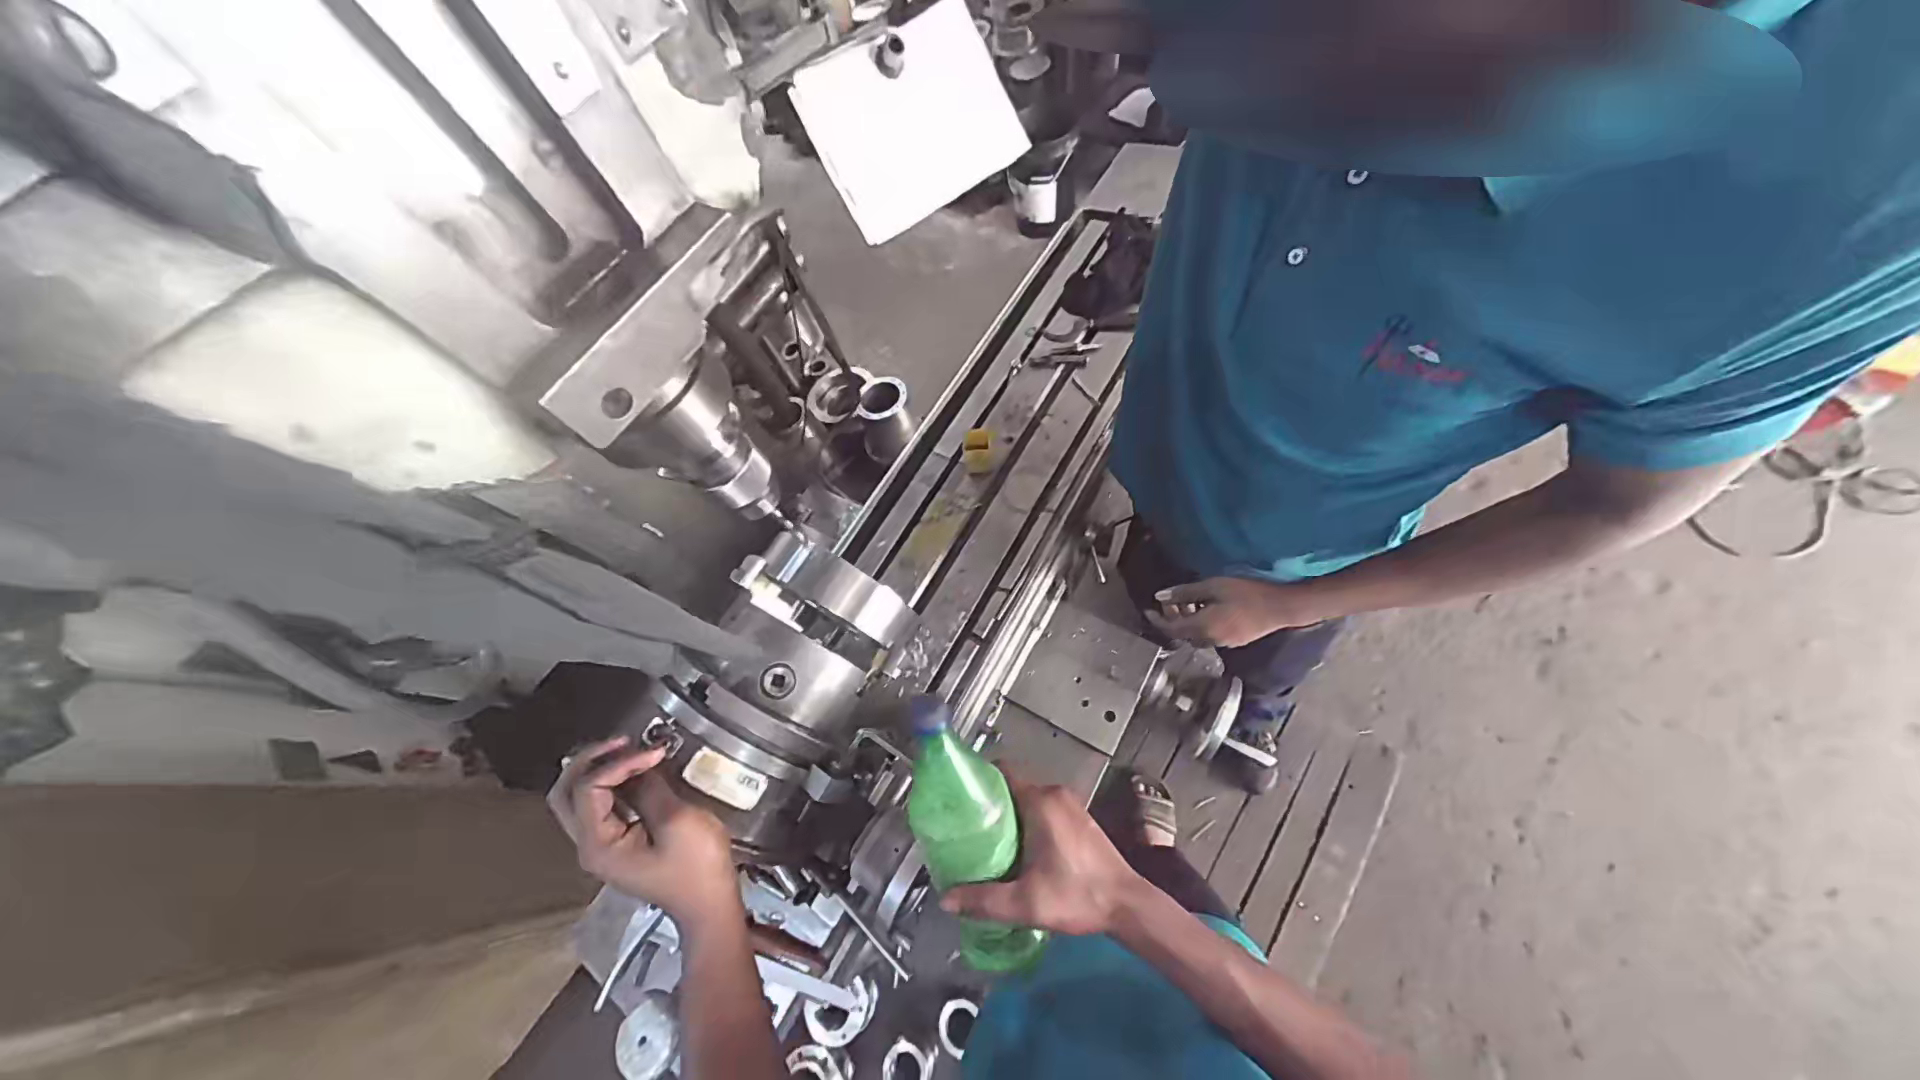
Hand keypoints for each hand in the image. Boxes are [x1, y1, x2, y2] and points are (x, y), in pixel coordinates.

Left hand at [548, 736, 740, 933]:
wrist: (710, 904)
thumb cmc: (696, 866)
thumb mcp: (678, 822)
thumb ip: (651, 790)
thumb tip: (640, 766)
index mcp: (597, 846)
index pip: (589, 789)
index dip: (619, 763)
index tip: (657, 752)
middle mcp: (589, 846)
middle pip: (566, 793)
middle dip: (591, 761)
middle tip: (624, 741)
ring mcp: (602, 846)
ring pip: (578, 799)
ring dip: (598, 769)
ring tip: (629, 749)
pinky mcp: (618, 843)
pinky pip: (600, 805)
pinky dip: (611, 782)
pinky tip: (635, 769)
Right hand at [940, 777, 1148, 936]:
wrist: (1127, 905)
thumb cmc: (1077, 896)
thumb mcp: (1026, 903)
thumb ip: (983, 901)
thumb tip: (946, 900)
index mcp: (1041, 802)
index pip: (1003, 772)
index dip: (980, 780)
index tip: (961, 797)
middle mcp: (1056, 794)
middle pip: (1013, 787)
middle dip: (991, 804)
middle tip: (969, 828)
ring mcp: (1071, 805)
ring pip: (1030, 799)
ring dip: (1011, 814)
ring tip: (989, 840)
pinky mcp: (1081, 818)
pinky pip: (1046, 808)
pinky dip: (1030, 820)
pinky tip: (1020, 849)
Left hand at [1146, 577, 1327, 648]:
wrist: (1283, 607)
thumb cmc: (1247, 593)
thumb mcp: (1213, 587)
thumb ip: (1185, 593)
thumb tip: (1160, 596)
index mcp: (1202, 628)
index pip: (1170, 629)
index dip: (1157, 620)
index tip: (1147, 610)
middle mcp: (1210, 640)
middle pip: (1182, 634)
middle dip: (1171, 619)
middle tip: (1168, 601)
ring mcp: (1224, 643)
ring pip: (1196, 635)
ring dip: (1186, 621)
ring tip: (1187, 602)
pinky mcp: (1235, 641)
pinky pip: (1209, 635)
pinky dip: (1200, 624)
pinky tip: (1206, 609)